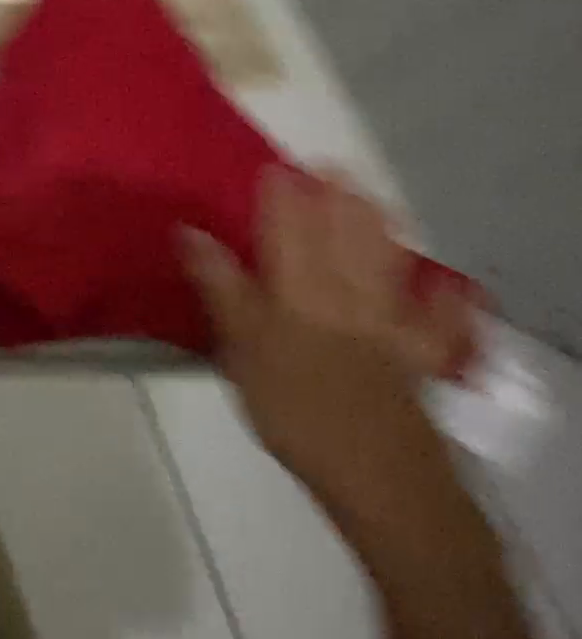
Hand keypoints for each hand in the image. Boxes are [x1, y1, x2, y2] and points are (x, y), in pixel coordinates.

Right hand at [178, 168, 472, 499]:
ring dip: (380, 231)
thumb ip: (220, 287)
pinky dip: (445, 303)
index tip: (276, 164)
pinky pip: (435, 325)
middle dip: (337, 202)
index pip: (288, 233)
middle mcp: (348, 300)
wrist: (375, 474)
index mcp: (299, 294)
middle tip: (331, 167)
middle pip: (345, 241)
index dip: (283, 198)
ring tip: (372, 200)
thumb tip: (189, 231)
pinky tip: (448, 287)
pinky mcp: (414, 361)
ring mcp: (389, 329)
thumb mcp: (239, 347)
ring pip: (386, 268)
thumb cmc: (293, 408)